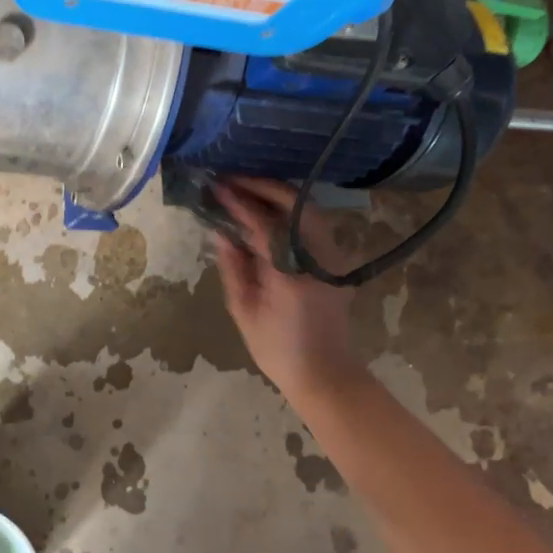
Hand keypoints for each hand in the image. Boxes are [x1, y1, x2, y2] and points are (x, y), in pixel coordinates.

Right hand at [211, 177, 370, 397]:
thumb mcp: (244, 310)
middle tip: (231, 179)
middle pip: (293, 203)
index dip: (238, 201)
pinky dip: (289, 209)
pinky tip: (268, 211)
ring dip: (277, 194)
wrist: (326, 374)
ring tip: (246, 189)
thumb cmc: (278, 349)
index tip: (217, 186)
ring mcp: (332, 255)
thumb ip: (232, 267)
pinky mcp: (335, 259)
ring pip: (306, 208)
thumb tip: (220, 232)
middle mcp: (317, 255)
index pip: (263, 222)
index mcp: (291, 271)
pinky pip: (312, 221)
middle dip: (261, 186)